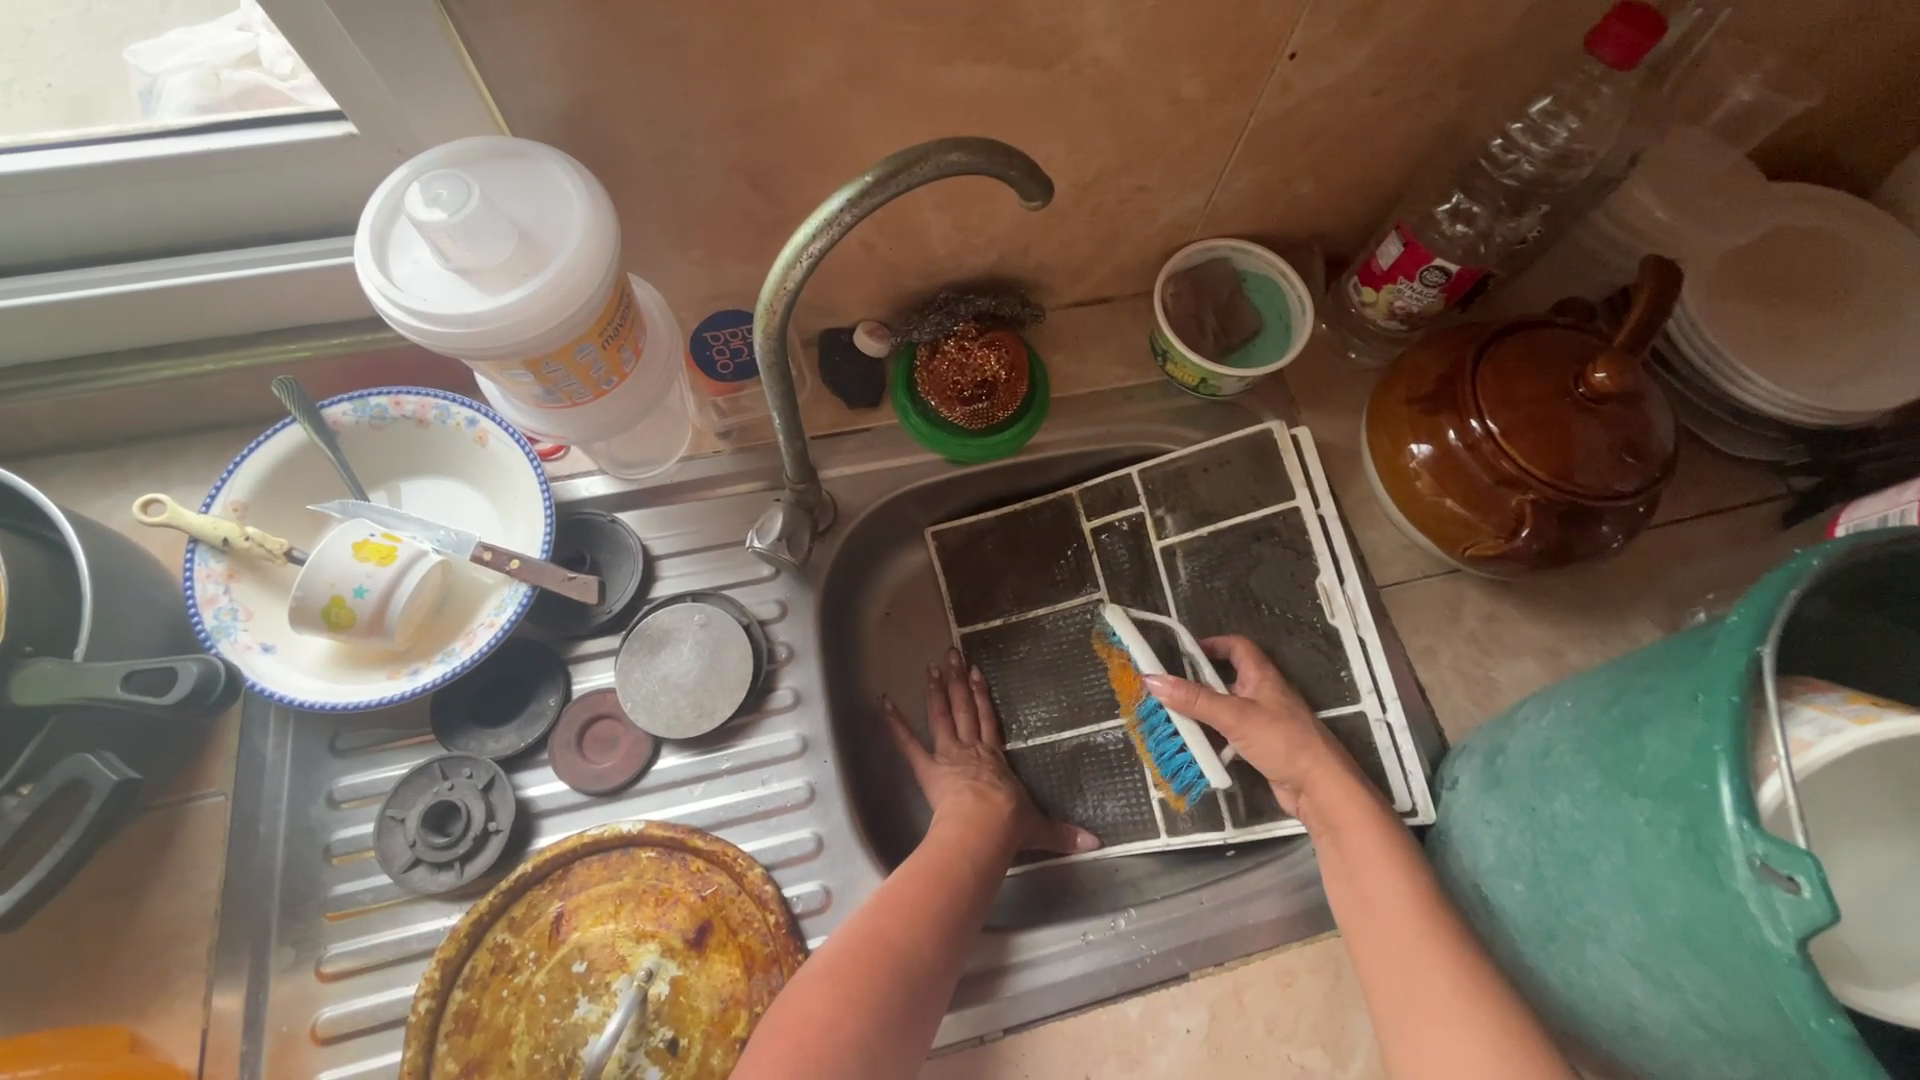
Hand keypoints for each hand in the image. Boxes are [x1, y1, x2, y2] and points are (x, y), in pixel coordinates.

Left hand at [883, 649, 1100, 856]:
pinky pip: (908, 745)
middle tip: (950, 655)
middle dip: (957, 682)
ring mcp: (948, 756)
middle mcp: (971, 750)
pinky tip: (884, 704)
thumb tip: (1096, 844)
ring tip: (929, 669)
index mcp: (995, 759)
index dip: (981, 695)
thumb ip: (1064, 835)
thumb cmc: (1009, 826)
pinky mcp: (927, 769)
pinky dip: (895, 724)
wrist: (983, 830)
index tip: (975, 671)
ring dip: (935, 693)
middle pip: (963, 710)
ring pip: (941, 718)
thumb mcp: (1040, 829)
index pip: (988, 720)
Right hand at [1142, 635, 1355, 815]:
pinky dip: (1213, 737)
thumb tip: (1152, 680)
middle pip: (1227, 679)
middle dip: (1199, 682)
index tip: (1183, 653)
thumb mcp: (1233, 716)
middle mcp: (1263, 694)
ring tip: (1172, 716)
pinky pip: (1230, 734)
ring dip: (1203, 712)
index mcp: (1262, 676)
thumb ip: (1193, 699)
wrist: (1320, 788)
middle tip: (1169, 687)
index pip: (1237, 647)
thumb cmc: (1282, 741)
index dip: (1213, 644)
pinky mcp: (1262, 747)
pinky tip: (1196, 745)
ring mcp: (1264, 722)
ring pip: (1227, 709)